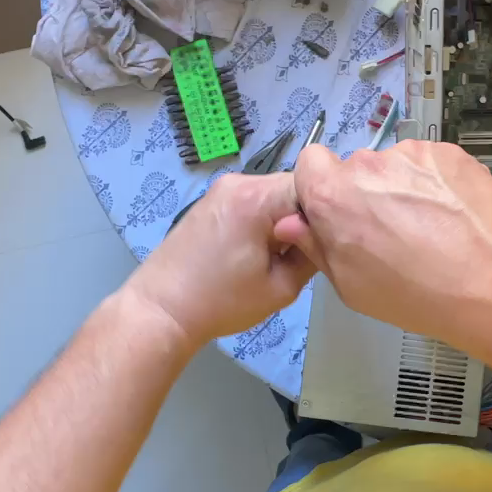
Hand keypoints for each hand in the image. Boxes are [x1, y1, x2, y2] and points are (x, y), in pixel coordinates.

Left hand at [122, 172, 315, 344]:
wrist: (161, 310)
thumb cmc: (221, 303)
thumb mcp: (281, 288)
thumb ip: (312, 256)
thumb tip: (326, 239)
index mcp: (257, 198)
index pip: (313, 188)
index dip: (328, 214)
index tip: (329, 242)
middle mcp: (239, 182)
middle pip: (293, 187)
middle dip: (306, 216)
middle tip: (309, 253)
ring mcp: (222, 189)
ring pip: (274, 194)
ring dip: (286, 218)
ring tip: (283, 255)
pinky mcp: (212, 201)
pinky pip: (253, 201)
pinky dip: (265, 220)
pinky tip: (261, 250)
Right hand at [274, 141, 491, 350]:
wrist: (489, 283)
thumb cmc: (414, 294)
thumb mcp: (349, 285)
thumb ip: (317, 246)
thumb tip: (293, 223)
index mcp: (333, 196)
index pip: (310, 164)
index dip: (321, 186)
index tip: (338, 212)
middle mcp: (367, 165)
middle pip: (356, 169)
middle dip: (366, 193)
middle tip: (390, 232)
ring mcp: (411, 154)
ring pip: (396, 167)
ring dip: (403, 189)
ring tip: (429, 229)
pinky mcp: (448, 153)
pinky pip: (430, 165)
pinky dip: (435, 185)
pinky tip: (451, 218)